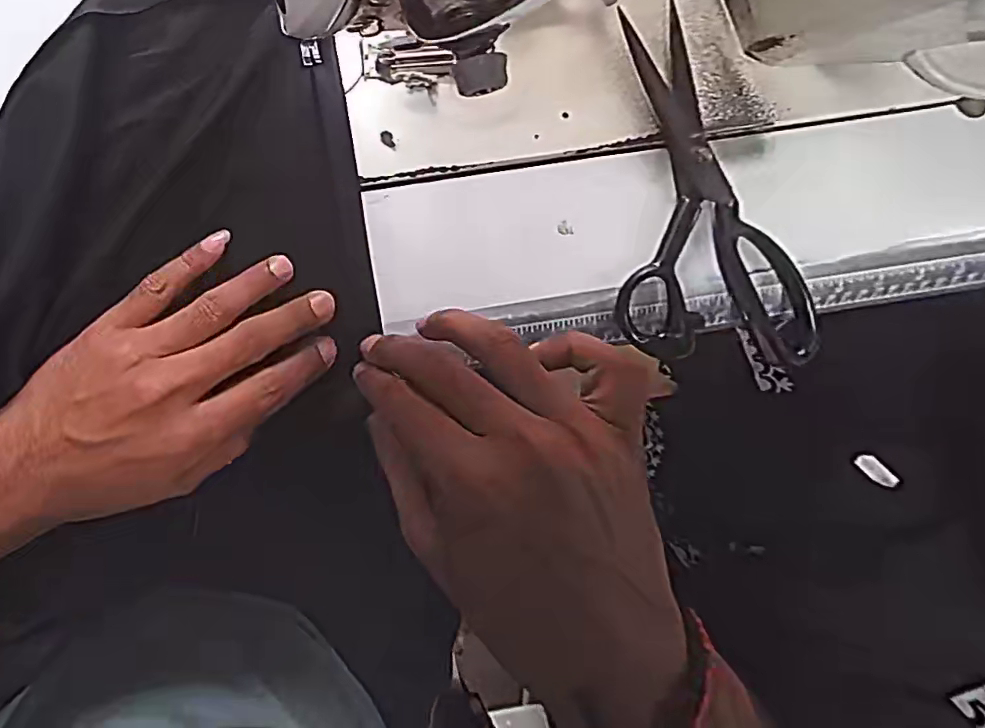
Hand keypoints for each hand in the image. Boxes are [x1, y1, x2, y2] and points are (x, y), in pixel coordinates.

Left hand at [0, 230, 336, 576]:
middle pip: (247, 341)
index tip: (322, 347)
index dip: (301, 365)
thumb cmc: (98, 478)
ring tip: (283, 268)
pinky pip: (158, 287)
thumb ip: (223, 448)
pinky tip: (217, 246)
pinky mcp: (112, 327)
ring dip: (253, 285)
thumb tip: (257, 412)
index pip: (265, 388)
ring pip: (211, 307)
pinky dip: (190, 263)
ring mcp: (141, 350)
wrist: (30, 462)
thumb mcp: (173, 483)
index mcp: (192, 431)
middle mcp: (173, 386)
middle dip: (292, 318)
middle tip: (319, 301)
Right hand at [354, 311, 680, 727]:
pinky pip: (608, 367)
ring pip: (508, 348)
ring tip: (435, 326)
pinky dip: (576, 346)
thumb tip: (381, 419)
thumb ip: (400, 473)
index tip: (365, 373)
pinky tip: (540, 351)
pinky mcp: (618, 439)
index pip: (403, 400)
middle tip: (382, 348)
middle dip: (398, 350)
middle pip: (442, 366)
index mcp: (472, 481)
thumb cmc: (523, 617)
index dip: (373, 380)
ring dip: (460, 326)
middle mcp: (524, 447)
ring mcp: (577, 435)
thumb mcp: (434, 550)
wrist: (613, 659)